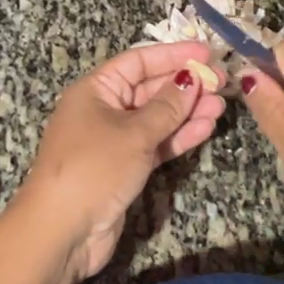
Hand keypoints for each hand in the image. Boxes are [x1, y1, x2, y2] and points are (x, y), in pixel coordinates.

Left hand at [17, 41, 226, 279]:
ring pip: (157, 119)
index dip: (172, 56)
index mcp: (95, 90)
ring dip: (188, 112)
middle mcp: (103, 110)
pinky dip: (179, 137)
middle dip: (185, 86)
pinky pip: (156, 144)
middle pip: (149, 89)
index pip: (138, 62)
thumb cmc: (92, 168)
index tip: (206, 53)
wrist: (62, 231)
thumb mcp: (133, 133)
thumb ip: (167, 107)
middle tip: (222, 82)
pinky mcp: (124, 167)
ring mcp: (114, 140)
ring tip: (221, 106)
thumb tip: (191, 79)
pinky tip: (206, 128)